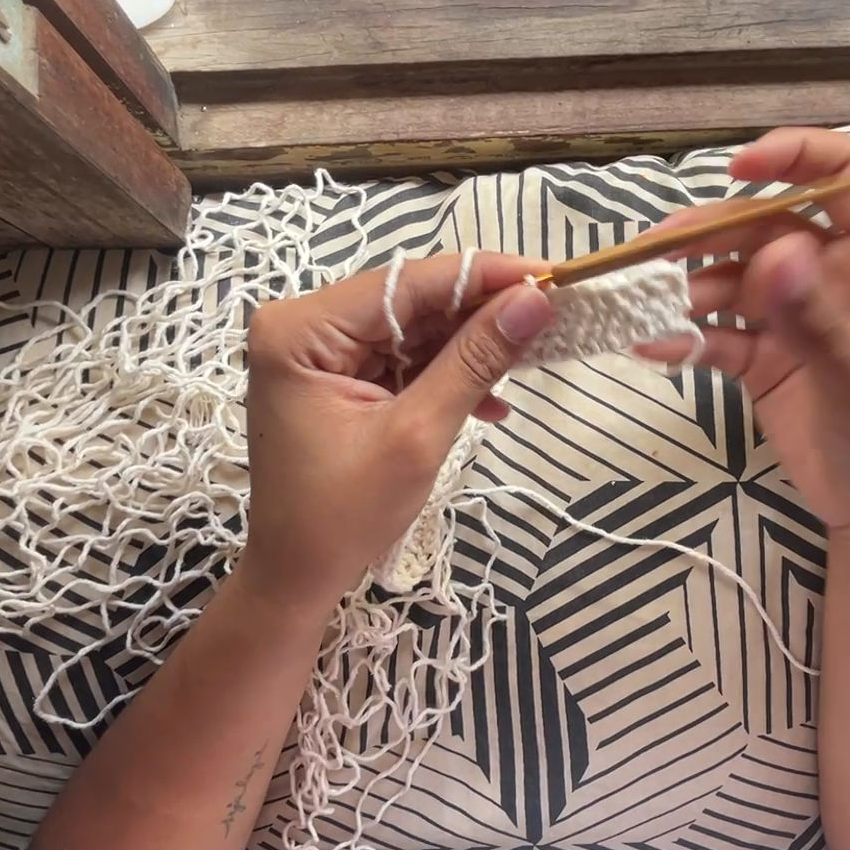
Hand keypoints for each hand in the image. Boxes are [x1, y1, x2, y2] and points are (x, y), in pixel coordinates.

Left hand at [241, 253, 553, 607]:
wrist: (298, 573)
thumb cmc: (345, 516)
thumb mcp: (417, 434)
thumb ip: (475, 361)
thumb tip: (534, 302)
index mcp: (302, 329)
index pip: (407, 283)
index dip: (483, 276)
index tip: (550, 276)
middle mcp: (302, 325)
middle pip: (410, 302)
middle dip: (480, 315)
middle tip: (549, 320)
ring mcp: (317, 351)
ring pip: (411, 330)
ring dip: (468, 349)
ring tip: (527, 360)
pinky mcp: (334, 376)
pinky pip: (400, 359)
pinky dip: (443, 375)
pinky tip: (488, 398)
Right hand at [638, 128, 849, 538]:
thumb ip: (819, 317)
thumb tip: (776, 248)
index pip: (847, 178)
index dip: (794, 157)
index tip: (735, 168)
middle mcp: (834, 276)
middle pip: (763, 229)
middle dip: (707, 236)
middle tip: (651, 251)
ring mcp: (794, 319)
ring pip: (731, 282)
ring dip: (685, 292)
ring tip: (642, 309)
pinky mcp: (764, 361)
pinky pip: (718, 338)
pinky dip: (686, 342)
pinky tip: (654, 350)